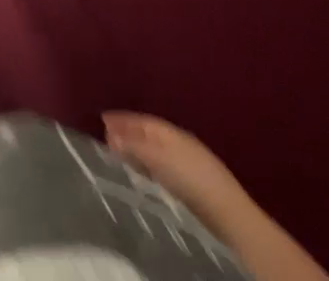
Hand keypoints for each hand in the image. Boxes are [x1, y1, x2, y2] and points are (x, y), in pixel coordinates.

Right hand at [103, 112, 248, 217]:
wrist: (226, 210)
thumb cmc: (189, 179)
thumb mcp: (157, 159)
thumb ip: (133, 146)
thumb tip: (110, 133)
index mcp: (171, 133)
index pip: (143, 120)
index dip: (122, 119)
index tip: (102, 118)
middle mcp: (179, 142)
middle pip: (148, 133)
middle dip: (127, 131)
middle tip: (106, 134)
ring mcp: (186, 161)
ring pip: (154, 149)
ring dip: (136, 147)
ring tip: (118, 151)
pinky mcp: (190, 180)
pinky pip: (160, 163)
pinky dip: (146, 162)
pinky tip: (142, 170)